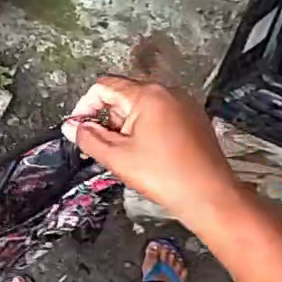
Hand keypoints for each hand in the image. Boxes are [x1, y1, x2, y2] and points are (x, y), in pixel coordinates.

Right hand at [63, 77, 246, 232]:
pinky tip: (150, 155)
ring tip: (131, 156)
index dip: (86, 106)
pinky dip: (148, 130)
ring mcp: (184, 105)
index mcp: (148, 95)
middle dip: (109, 119)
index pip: (105, 86)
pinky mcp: (194, 119)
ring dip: (128, 127)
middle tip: (107, 148)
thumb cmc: (166, 176)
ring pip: (144, 107)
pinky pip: (162, 116)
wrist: (208, 195)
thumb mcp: (118, 158)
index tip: (79, 128)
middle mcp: (169, 92)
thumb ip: (89, 138)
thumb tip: (73, 127)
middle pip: (125, 95)